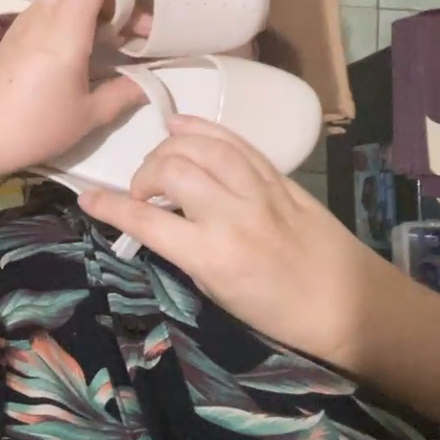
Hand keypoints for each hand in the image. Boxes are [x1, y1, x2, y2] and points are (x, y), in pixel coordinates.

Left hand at [0, 0, 164, 176]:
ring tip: (136, 22)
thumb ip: (121, 94)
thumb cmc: (27, 126)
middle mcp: (44, 14)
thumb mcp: (85, 116)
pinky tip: (102, 34)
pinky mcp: (18, 36)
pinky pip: (58, 3)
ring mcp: (27, 22)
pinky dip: (87, 4)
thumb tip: (145, 82)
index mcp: (64, 27)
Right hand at [76, 117, 409, 371]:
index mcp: (213, 255)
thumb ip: (182, 251)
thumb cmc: (278, 314)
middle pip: (170, 170)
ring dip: (168, 150)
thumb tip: (151, 222)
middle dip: (142, 177)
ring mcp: (259, 191)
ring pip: (200, 147)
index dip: (109, 207)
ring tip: (159, 165)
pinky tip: (180, 126)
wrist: (351, 304)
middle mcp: (232, 215)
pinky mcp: (278, 178)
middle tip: (142, 196)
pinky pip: (234, 142)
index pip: (145, 221)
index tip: (87, 199)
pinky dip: (202, 129)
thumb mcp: (216, 293)